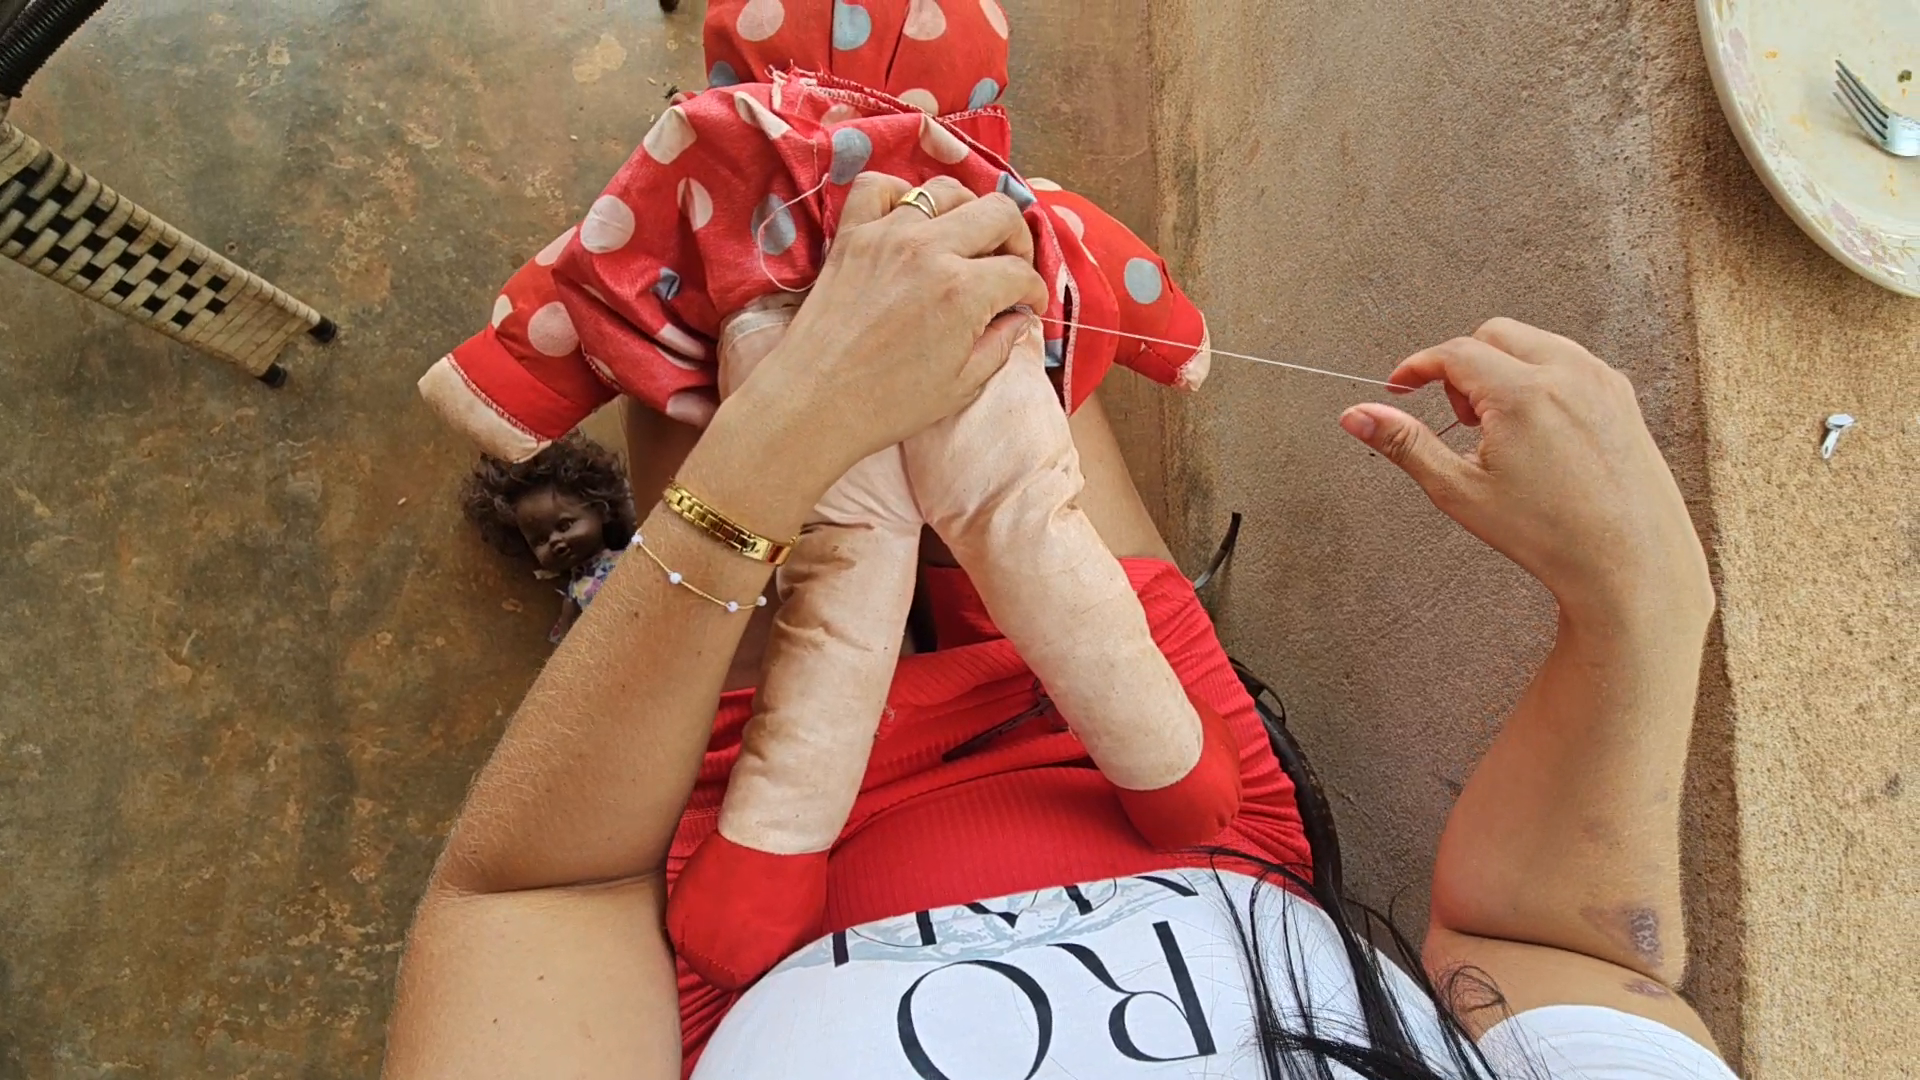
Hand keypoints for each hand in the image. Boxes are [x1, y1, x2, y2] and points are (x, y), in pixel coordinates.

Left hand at [735, 173, 1049, 478]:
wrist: (814, 403)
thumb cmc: (889, 405)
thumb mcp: (961, 387)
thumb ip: (999, 346)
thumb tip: (1018, 320)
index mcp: (964, 291)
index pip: (1020, 273)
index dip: (1035, 292)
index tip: (1030, 306)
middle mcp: (931, 249)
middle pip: (999, 213)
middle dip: (1018, 240)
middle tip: (1011, 268)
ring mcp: (888, 234)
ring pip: (947, 190)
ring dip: (969, 213)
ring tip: (967, 244)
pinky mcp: (852, 234)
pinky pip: (881, 187)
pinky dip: (902, 196)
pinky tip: (910, 223)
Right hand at [1339, 318, 1712, 625]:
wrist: (1630, 561)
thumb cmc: (1550, 532)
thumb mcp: (1456, 488)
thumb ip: (1402, 442)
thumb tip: (1358, 416)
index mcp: (1524, 393)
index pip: (1455, 351)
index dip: (1416, 366)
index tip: (1399, 387)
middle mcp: (1569, 375)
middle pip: (1494, 335)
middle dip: (1459, 365)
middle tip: (1451, 414)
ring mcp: (1602, 382)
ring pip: (1532, 343)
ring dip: (1497, 369)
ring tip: (1490, 427)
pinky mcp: (1622, 397)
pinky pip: (1566, 362)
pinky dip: (1533, 377)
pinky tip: (1527, 428)